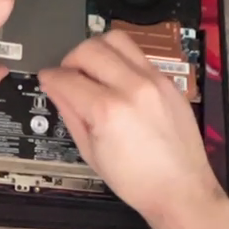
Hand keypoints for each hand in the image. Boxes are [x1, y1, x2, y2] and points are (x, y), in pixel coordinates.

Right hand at [38, 32, 226, 226]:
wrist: (181, 189)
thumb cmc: (137, 180)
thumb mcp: (90, 152)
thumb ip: (70, 113)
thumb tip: (55, 88)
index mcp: (108, 111)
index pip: (67, 78)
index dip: (50, 77)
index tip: (47, 79)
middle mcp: (132, 88)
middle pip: (89, 49)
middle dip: (70, 59)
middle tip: (69, 76)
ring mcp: (154, 80)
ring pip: (115, 39)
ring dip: (96, 51)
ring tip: (93, 71)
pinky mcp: (168, 80)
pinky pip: (137, 54)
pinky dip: (120, 60)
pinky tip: (116, 80)